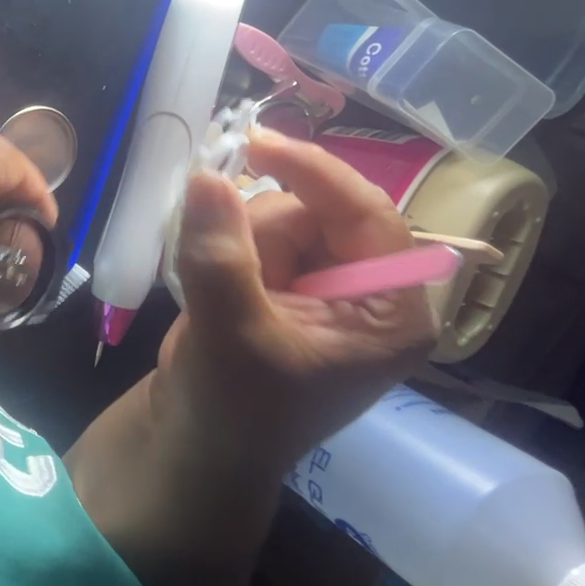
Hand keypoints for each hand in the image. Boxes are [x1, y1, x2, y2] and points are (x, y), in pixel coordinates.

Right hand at [147, 129, 435, 471]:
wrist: (195, 444)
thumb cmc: (234, 408)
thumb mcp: (232, 334)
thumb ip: (221, 256)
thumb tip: (206, 175)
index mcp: (389, 310)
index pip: (368, 217)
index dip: (315, 175)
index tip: (255, 142)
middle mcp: (362, 291)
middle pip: (313, 213)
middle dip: (258, 232)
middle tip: (223, 281)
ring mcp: (316, 287)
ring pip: (272, 219)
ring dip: (231, 244)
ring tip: (212, 301)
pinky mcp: (275, 286)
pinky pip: (245, 235)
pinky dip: (216, 248)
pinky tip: (204, 292)